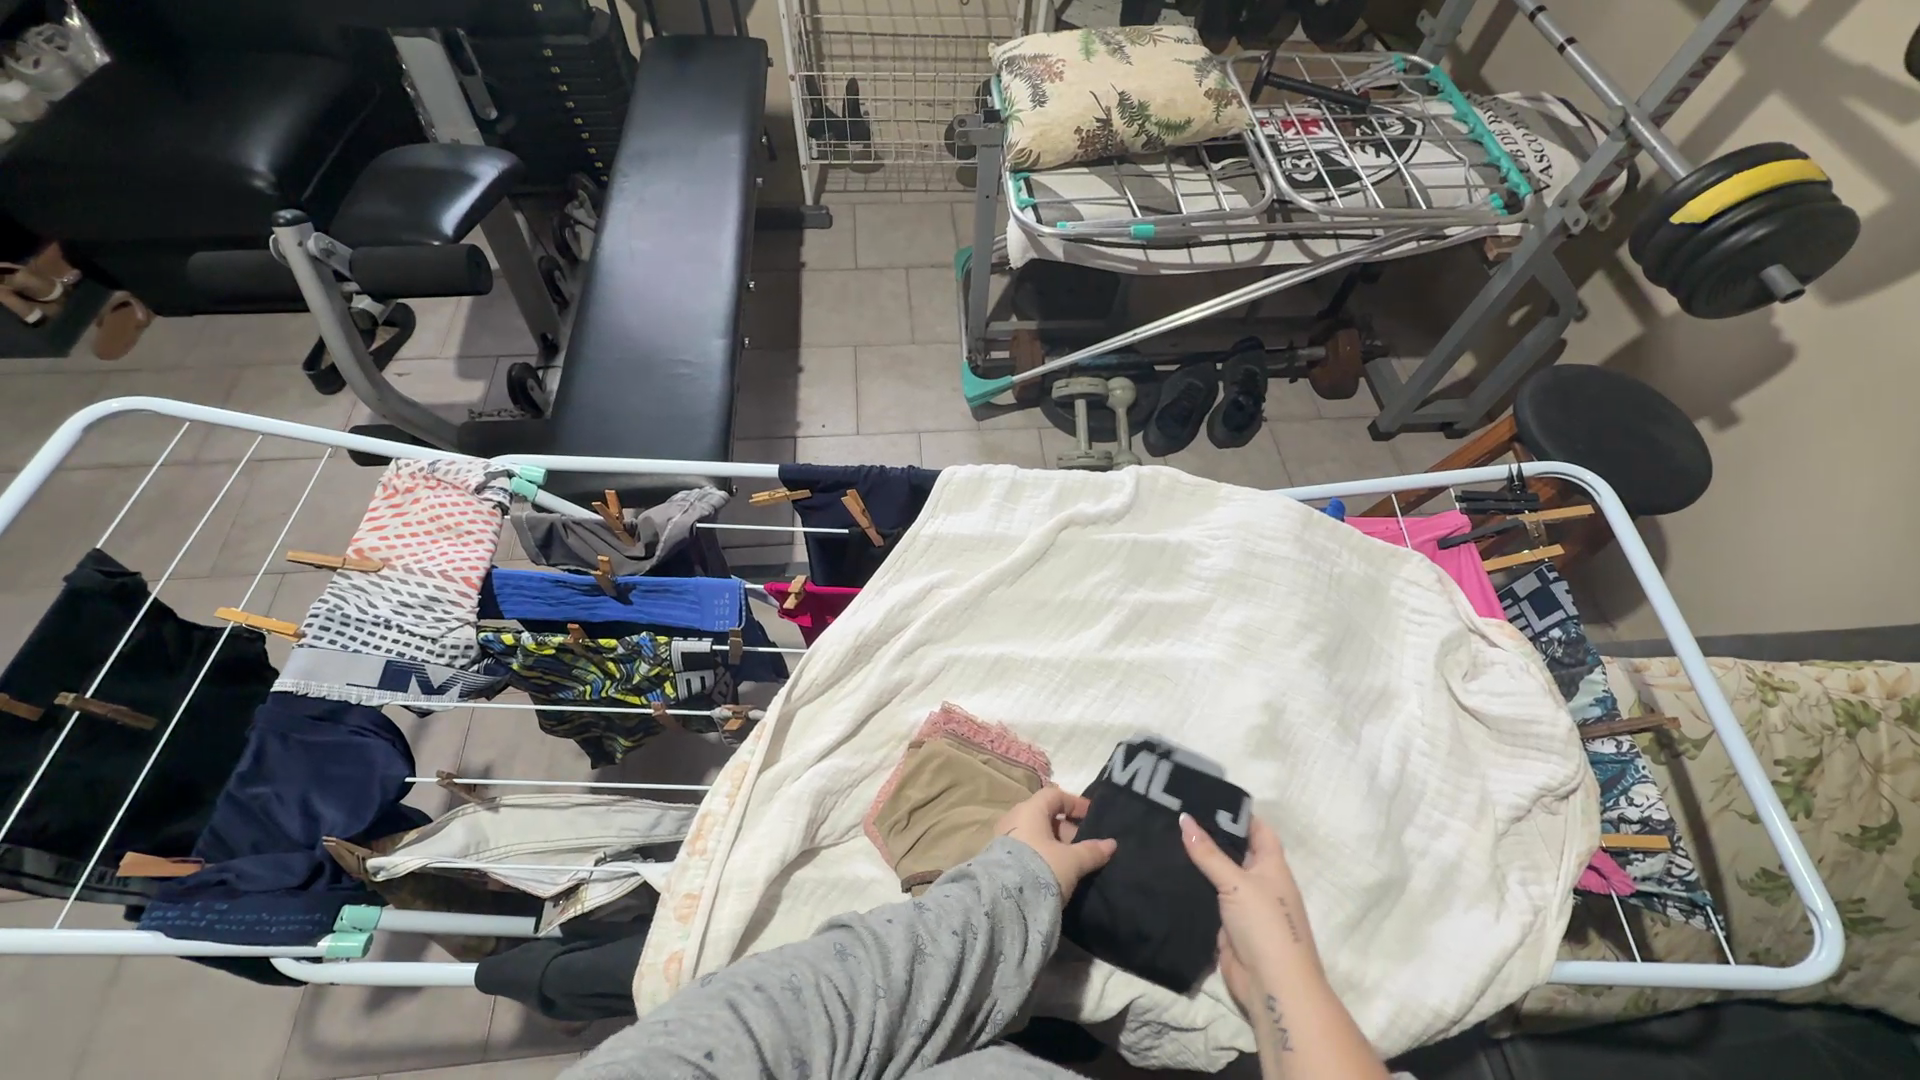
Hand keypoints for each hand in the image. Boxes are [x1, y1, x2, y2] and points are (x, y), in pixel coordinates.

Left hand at [996, 785, 1116, 902]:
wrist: (1004, 902)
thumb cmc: (1041, 869)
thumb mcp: (1071, 861)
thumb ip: (1091, 851)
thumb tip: (1111, 844)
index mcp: (1030, 810)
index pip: (1054, 795)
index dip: (1074, 803)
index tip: (1091, 816)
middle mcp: (1014, 819)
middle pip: (1045, 816)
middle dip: (1067, 829)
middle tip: (1085, 846)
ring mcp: (1004, 839)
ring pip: (1036, 835)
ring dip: (1055, 845)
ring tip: (1073, 863)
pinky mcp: (1000, 859)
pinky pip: (1027, 849)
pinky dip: (1043, 855)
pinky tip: (1055, 873)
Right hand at [1180, 812, 1318, 1014]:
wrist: (1272, 985)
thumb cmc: (1265, 925)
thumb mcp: (1237, 883)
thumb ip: (1208, 852)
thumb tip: (1184, 818)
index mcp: (1272, 866)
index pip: (1257, 829)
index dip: (1236, 813)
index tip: (1204, 797)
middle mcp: (1258, 881)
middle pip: (1233, 850)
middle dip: (1209, 835)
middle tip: (1174, 812)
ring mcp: (1241, 904)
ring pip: (1216, 874)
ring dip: (1196, 861)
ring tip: (1163, 835)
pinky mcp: (1225, 925)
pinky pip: (1205, 899)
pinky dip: (1189, 887)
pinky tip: (1165, 871)